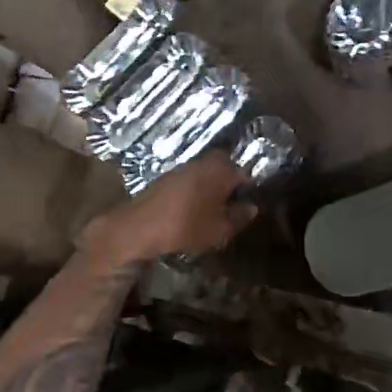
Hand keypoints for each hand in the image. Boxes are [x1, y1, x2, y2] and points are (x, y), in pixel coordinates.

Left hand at [79, 153, 256, 264]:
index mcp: (220, 170)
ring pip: (206, 172)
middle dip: (230, 183)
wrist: (139, 227)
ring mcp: (182, 168)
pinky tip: (193, 208)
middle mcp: (202, 162)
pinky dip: (196, 190)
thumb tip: (252, 207)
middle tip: (233, 204)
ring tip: (214, 208)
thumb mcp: (220, 229)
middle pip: (224, 167)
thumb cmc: (186, 226)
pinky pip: (190, 179)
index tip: (249, 203)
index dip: (249, 187)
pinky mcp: (166, 177)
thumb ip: (239, 217)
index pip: (244, 172)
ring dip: (211, 186)